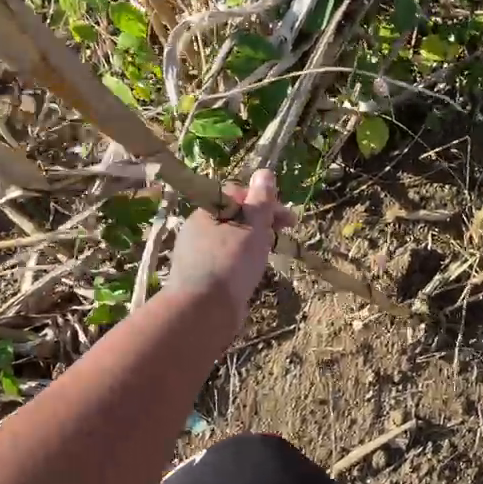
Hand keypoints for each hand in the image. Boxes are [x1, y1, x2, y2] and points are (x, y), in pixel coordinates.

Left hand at [164, 169, 293, 324]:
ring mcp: (198, 253)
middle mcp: (198, 229)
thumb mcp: (253, 226)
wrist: (203, 311)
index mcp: (207, 212)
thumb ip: (261, 200)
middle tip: (285, 232)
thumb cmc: (231, 262)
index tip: (285, 218)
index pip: (237, 193)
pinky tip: (254, 270)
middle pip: (235, 215)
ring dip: (255, 240)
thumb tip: (265, 172)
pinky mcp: (203, 275)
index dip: (264, 201)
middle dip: (263, 220)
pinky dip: (244, 258)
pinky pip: (227, 257)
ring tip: (271, 252)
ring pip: (232, 236)